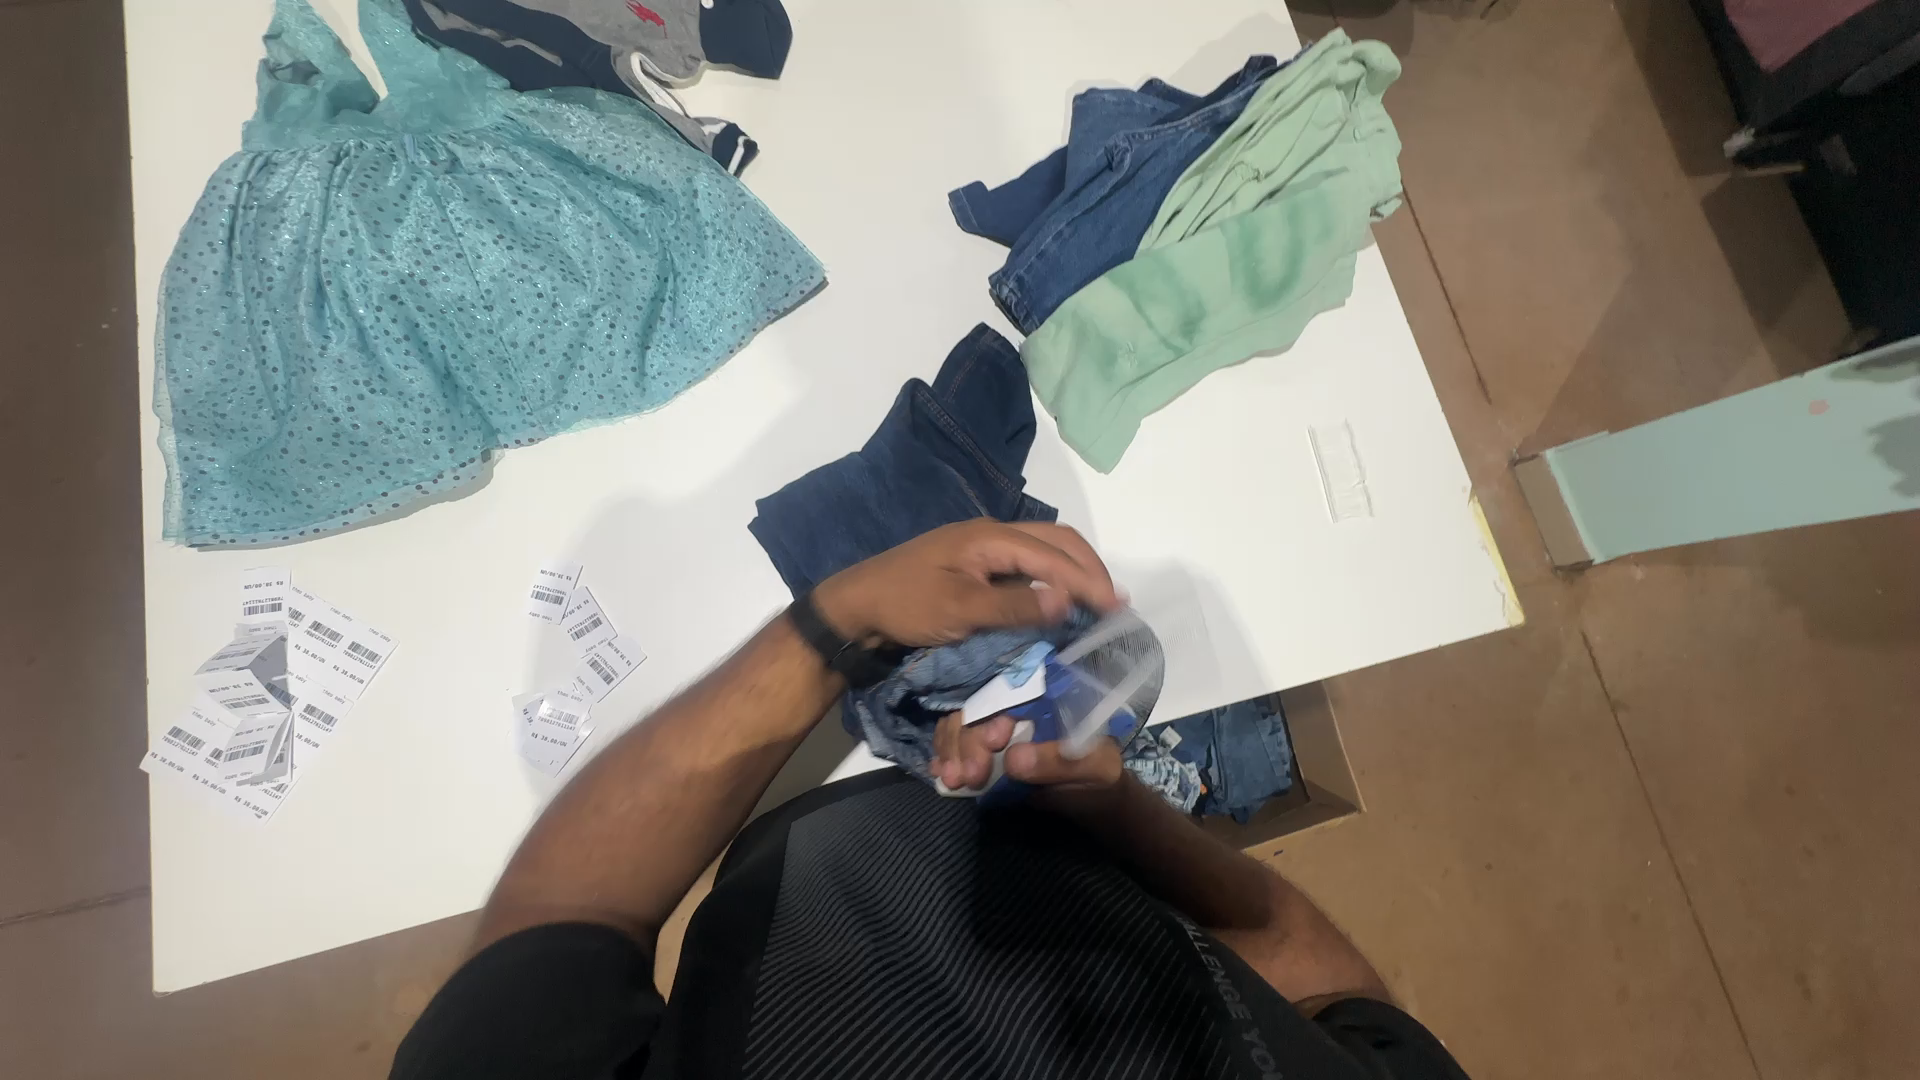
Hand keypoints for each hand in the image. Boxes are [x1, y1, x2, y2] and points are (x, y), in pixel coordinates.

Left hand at [811, 520, 1120, 648]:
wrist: (856, 606)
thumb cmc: (906, 605)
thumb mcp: (959, 610)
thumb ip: (1014, 606)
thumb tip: (1068, 601)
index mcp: (990, 537)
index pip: (1053, 555)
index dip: (1088, 581)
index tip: (1118, 610)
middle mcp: (992, 533)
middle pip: (1056, 540)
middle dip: (1089, 568)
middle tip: (1114, 604)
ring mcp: (984, 547)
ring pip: (1043, 548)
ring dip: (1073, 570)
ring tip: (1097, 601)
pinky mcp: (977, 564)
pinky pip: (1026, 563)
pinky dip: (1051, 578)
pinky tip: (1060, 600)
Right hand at [930, 711, 1124, 803]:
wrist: (1094, 804)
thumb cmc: (1100, 779)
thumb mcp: (1094, 769)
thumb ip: (1059, 762)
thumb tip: (1013, 759)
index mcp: (1044, 698)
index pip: (1009, 692)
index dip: (993, 712)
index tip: (994, 742)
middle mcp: (1014, 707)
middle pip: (977, 709)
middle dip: (967, 740)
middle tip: (970, 776)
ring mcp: (994, 728)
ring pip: (958, 724)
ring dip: (950, 750)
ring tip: (952, 780)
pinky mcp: (982, 752)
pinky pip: (953, 745)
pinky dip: (943, 756)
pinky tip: (940, 773)